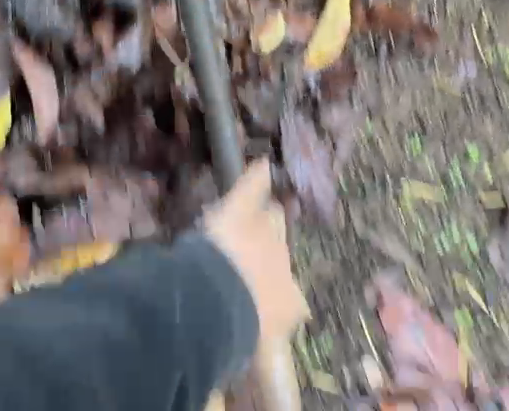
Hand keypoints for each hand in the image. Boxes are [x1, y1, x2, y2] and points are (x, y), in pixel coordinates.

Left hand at [201, 161, 308, 348]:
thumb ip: (264, 340)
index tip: (261, 292)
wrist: (219, 306)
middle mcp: (284, 263)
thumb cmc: (237, 332)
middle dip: (266, 252)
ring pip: (269, 219)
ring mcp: (264, 232)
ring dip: (264, 218)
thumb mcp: (257, 346)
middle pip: (278, 251)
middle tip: (252, 254)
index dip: (272, 290)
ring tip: (264, 212)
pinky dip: (256, 176)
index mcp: (289, 302)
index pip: (289, 293)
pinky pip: (252, 188)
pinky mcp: (241, 209)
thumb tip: (271, 345)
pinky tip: (262, 163)